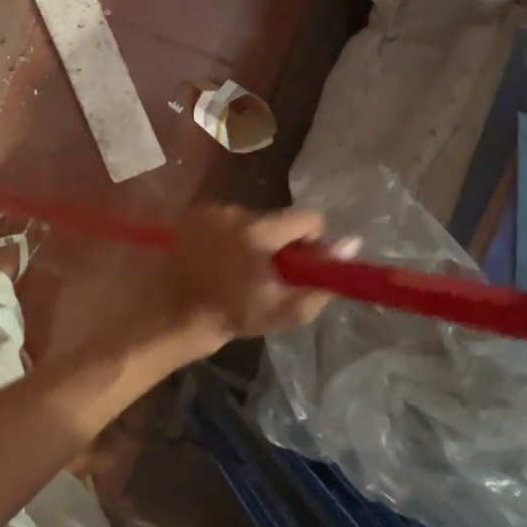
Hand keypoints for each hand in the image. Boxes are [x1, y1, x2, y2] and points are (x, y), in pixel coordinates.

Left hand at [155, 205, 344, 355]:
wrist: (176, 315)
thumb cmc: (233, 315)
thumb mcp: (287, 309)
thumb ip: (322, 278)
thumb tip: (351, 245)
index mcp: (256, 230)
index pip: (307, 216)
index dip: (313, 240)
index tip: (303, 264)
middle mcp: (232, 211)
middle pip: (276, 219)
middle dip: (281, 242)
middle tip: (271, 273)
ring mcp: (208, 211)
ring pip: (250, 219)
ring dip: (254, 239)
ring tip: (242, 270)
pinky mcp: (191, 216)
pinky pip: (225, 220)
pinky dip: (230, 236)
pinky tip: (221, 261)